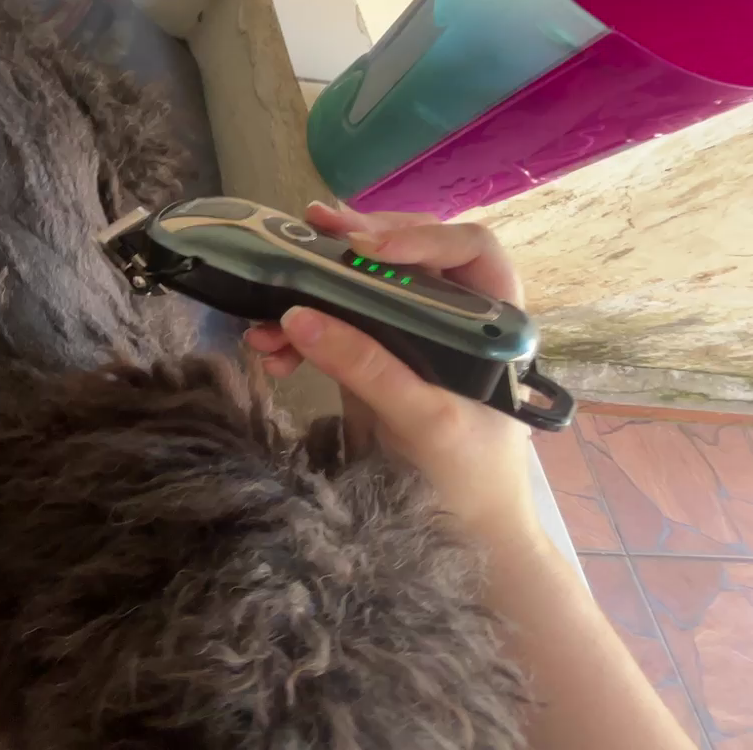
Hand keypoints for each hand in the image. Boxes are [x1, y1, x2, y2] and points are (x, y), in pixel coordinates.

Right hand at [243, 202, 536, 543]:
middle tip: (307, 228)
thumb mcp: (424, 419)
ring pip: (354, 285)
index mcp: (489, 323)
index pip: (468, 251)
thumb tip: (297, 315)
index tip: (362, 248)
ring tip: (263, 320)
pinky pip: (325, 322)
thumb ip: (366, 366)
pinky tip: (268, 351)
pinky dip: (292, 331)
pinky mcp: (366, 352)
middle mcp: (448, 316)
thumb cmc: (467, 475)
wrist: (455, 525)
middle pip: (401, 255)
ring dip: (305, 294)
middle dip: (347, 247)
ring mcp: (404, 333)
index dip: (419, 238)